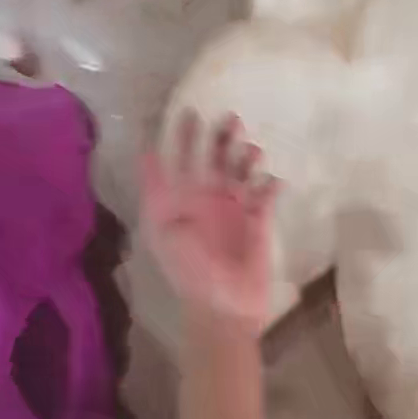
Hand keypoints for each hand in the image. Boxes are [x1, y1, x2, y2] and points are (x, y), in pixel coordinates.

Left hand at [142, 111, 281, 330]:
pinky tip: (271, 181)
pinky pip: (265, 193)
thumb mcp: (165, 233)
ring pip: (241, 169)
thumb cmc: (191, 272)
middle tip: (230, 119)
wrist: (224, 306)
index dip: (181, 136)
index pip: (178, 160)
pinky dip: (270, 183)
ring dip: (246, 155)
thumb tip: (145, 154)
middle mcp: (206, 198)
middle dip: (220, 136)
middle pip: (213, 157)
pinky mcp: (258, 221)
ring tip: (251, 150)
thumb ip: (158, 193)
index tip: (190, 112)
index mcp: (180, 200)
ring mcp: (234, 208)